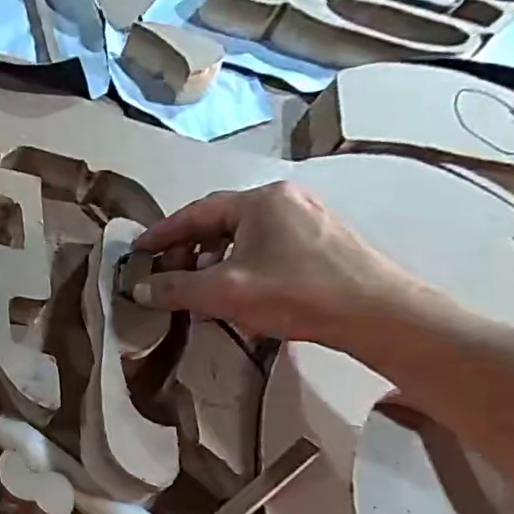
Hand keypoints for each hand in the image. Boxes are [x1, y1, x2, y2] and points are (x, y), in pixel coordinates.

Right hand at [128, 181, 429, 349]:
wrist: (375, 313)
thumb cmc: (295, 294)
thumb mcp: (224, 293)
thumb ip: (175, 288)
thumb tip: (139, 289)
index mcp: (260, 201)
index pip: (196, 213)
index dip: (162, 234)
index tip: (137, 252)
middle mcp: (283, 200)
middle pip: (219, 222)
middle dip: (187, 249)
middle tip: (165, 274)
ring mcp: (306, 217)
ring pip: (242, 235)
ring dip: (211, 259)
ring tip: (195, 286)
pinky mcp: (320, 240)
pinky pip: (264, 245)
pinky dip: (237, 263)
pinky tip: (232, 288)